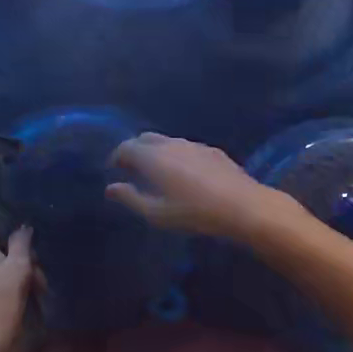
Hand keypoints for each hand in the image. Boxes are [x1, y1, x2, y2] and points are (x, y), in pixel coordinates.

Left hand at [0, 223, 34, 348]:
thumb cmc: (4, 296)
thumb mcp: (17, 265)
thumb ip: (21, 242)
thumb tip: (24, 226)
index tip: (17, 211)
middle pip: (4, 243)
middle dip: (23, 249)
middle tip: (37, 257)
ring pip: (12, 261)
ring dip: (28, 267)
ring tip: (40, 281)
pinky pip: (13, 275)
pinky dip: (25, 279)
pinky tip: (37, 288)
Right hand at [105, 132, 293, 242]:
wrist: (241, 206)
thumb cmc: (192, 213)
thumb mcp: (156, 213)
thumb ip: (130, 198)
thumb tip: (111, 188)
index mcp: (153, 157)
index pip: (126, 147)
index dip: (117, 157)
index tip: (114, 169)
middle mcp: (171, 144)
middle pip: (145, 138)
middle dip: (135, 149)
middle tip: (133, 169)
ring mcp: (194, 145)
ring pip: (167, 141)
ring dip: (157, 151)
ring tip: (157, 172)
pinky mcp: (212, 151)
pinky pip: (186, 148)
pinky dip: (177, 155)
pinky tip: (185, 174)